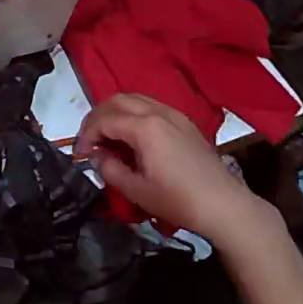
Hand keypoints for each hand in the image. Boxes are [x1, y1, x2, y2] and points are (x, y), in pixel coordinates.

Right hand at [73, 93, 276, 249]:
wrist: (222, 204)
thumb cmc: (177, 200)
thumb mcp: (135, 190)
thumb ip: (109, 169)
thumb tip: (97, 156)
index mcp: (144, 127)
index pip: (104, 119)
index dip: (86, 134)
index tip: (80, 154)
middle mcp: (158, 112)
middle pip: (117, 100)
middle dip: (97, 117)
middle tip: (88, 140)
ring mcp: (174, 114)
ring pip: (135, 99)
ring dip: (115, 113)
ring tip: (107, 138)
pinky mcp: (184, 122)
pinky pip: (151, 106)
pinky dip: (133, 114)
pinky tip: (131, 137)